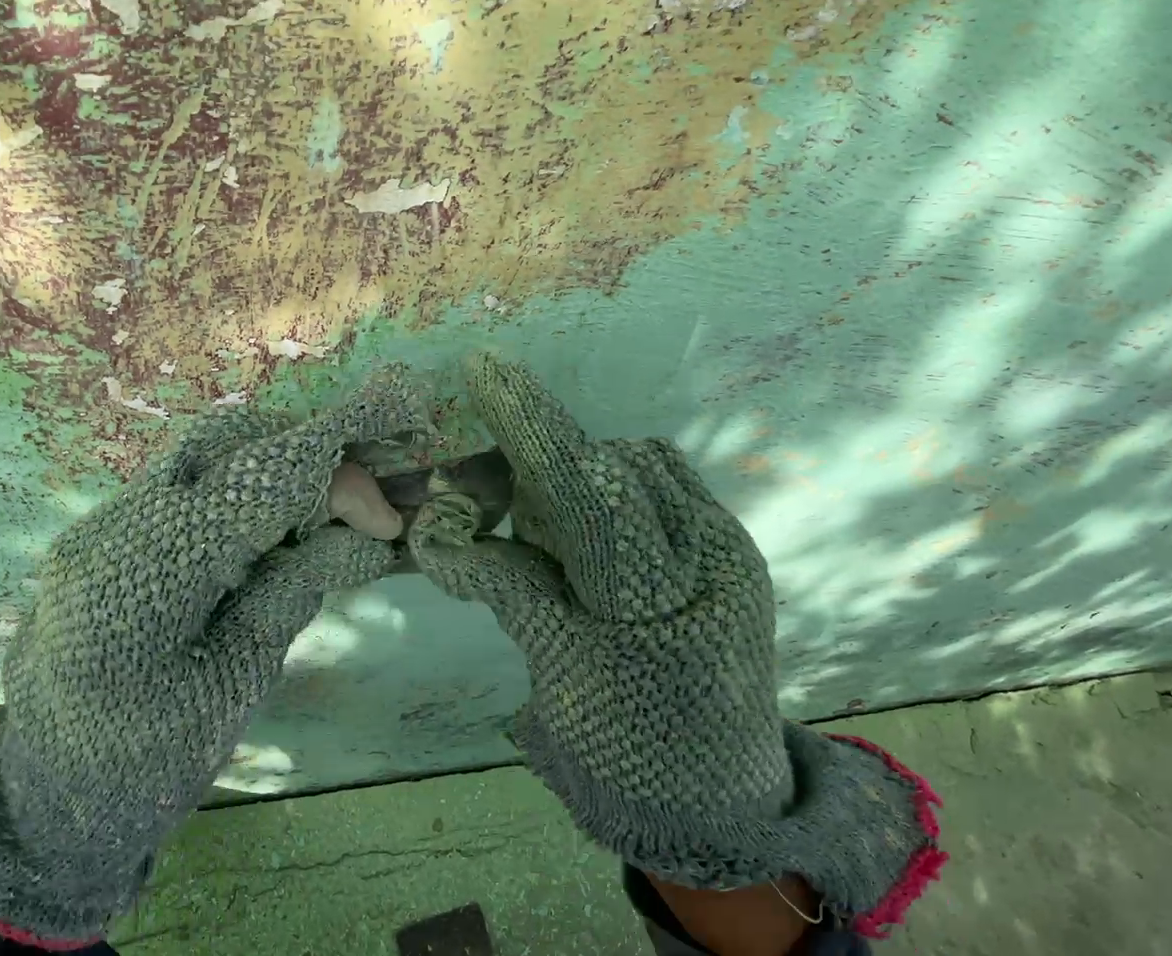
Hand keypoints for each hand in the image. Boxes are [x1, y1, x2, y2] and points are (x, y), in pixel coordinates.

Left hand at [0, 368, 431, 945]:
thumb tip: (367, 531)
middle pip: (225, 442)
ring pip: (206, 452)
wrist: (47, 783)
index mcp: (141, 585)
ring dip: (281, 463)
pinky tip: (282, 522)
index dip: (332, 448)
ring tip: (334, 514)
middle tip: (372, 508)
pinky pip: (191, 481)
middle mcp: (113, 530)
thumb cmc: (145, 763)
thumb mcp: (234, 685)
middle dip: (310, 451)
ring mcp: (104, 522)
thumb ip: (292, 592)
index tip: (402, 409)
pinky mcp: (111, 526)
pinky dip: (248, 485)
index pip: (253, 485)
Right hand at [409, 352, 791, 816]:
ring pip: (638, 465)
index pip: (582, 486)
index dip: (529, 424)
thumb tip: (437, 527)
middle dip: (540, 465)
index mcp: (658, 600)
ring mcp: (730, 549)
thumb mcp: (553, 670)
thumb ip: (501, 582)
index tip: (483, 367)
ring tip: (547, 537)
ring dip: (577, 480)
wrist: (715, 804)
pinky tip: (588, 541)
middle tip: (487, 501)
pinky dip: (610, 494)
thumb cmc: (625, 750)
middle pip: (608, 464)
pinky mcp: (734, 549)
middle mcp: (709, 556)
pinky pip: (662, 487)